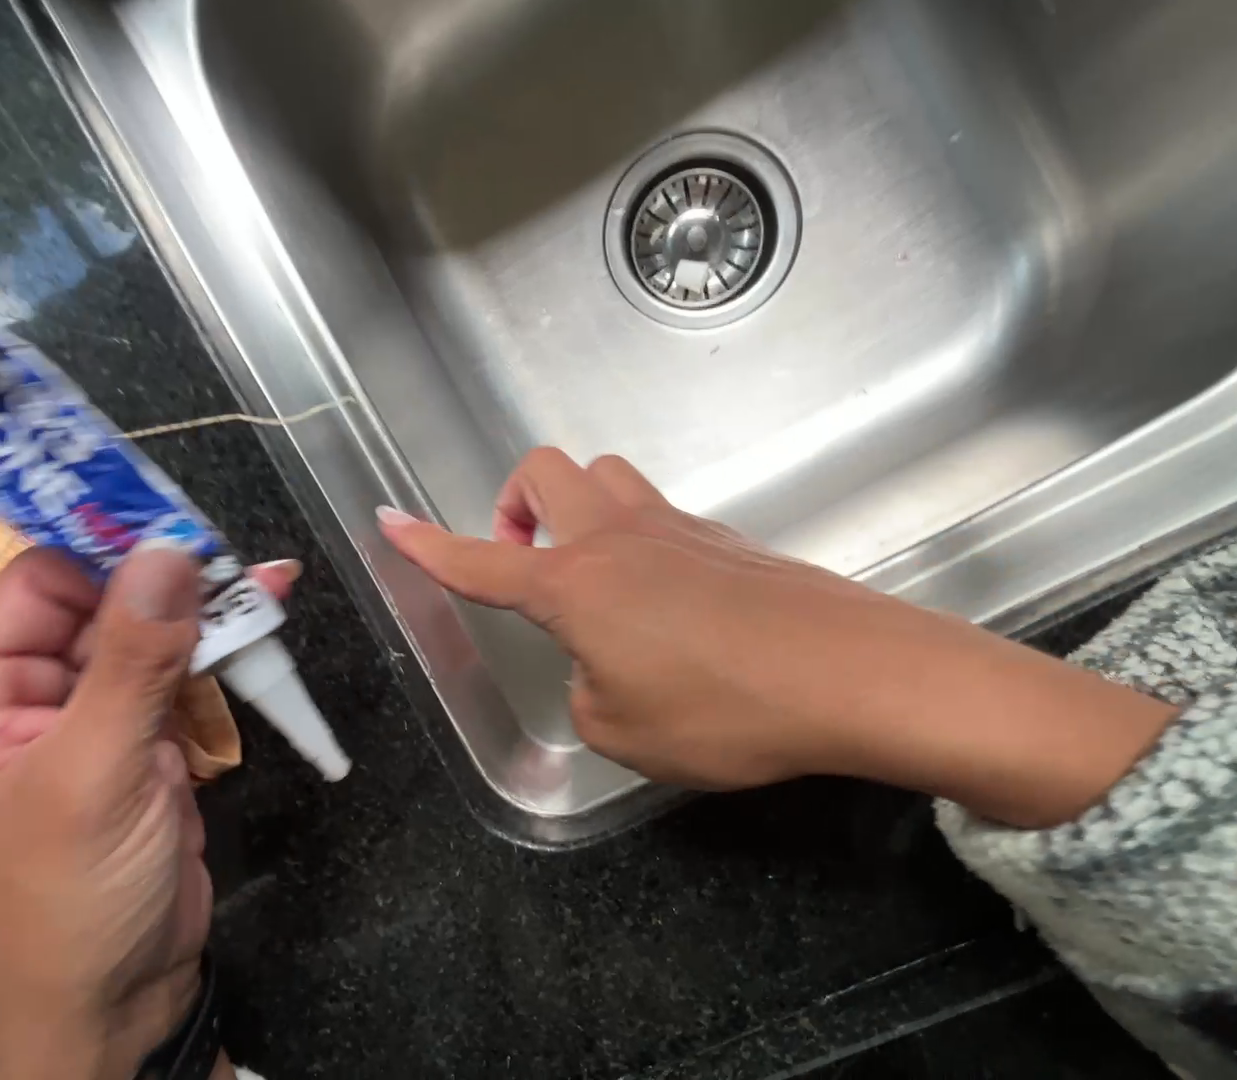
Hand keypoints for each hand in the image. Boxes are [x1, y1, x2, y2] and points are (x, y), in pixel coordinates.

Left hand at [0, 546, 296, 1079]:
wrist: (115, 1001)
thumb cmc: (69, 896)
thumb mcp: (95, 773)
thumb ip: (135, 658)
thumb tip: (170, 549)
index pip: (37, 582)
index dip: (106, 545)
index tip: (181, 519)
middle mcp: (25, 692)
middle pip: (104, 602)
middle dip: (172, 580)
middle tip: (239, 552)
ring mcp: (92, 715)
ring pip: (153, 635)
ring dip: (208, 613)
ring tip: (270, 581)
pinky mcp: (146, 739)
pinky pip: (182, 676)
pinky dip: (223, 653)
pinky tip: (263, 620)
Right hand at [378, 448, 1176, 826]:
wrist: (847, 673)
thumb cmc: (723, 709)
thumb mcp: (624, 731)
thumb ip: (590, 691)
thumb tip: (602, 664)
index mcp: (574, 583)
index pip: (480, 560)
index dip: (427, 547)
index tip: (390, 521)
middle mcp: (618, 536)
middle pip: (544, 469)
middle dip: (516, 504)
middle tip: (529, 562)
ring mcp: (676, 526)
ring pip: (604, 474)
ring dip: (577, 507)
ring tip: (591, 574)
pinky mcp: (724, 537)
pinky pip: (656, 512)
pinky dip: (635, 539)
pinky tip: (661, 601)